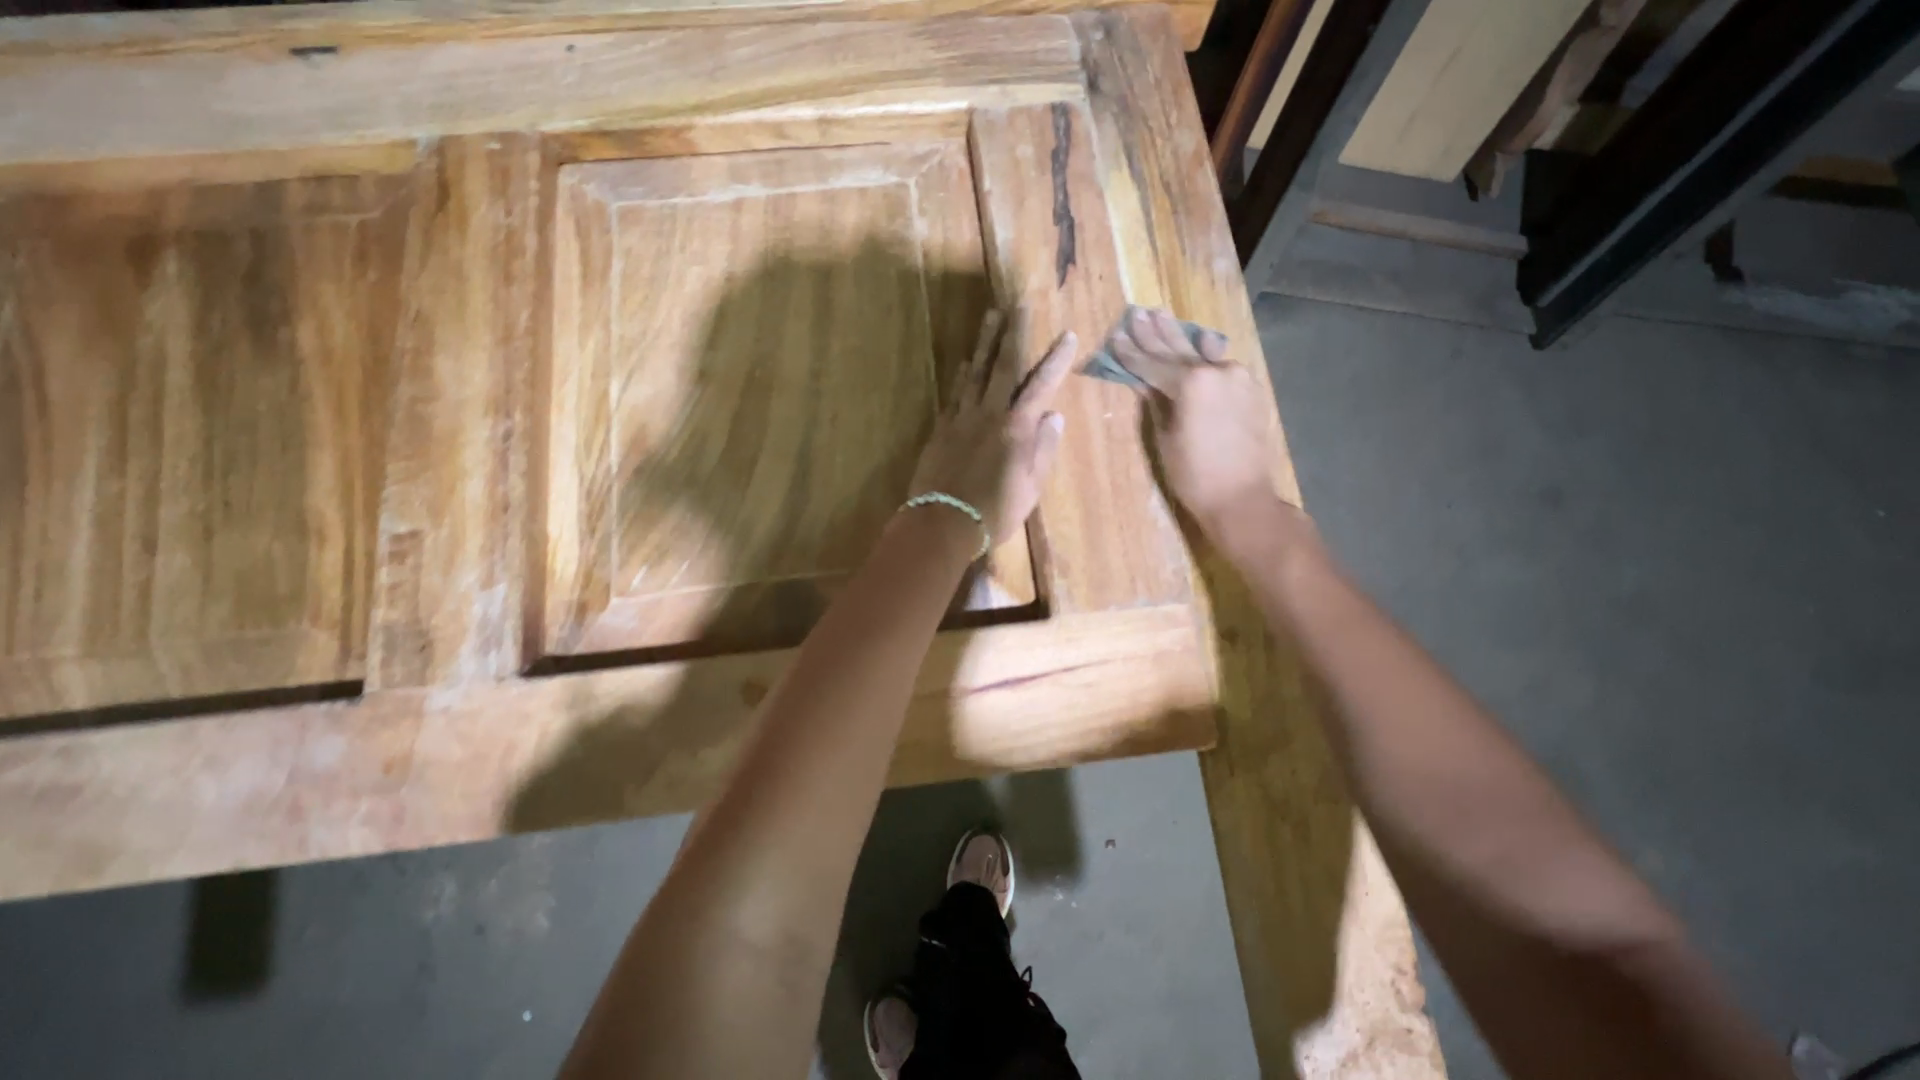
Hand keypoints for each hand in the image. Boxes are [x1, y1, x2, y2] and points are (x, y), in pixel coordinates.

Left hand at [909, 312, 1074, 546]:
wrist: (944, 522)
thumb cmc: (996, 511)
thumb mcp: (1031, 486)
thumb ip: (1043, 448)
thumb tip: (1054, 415)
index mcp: (1018, 429)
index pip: (1042, 385)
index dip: (1056, 359)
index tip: (1068, 335)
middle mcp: (991, 414)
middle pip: (1004, 366)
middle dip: (1015, 333)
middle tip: (1019, 303)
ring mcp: (963, 418)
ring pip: (976, 372)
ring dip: (986, 342)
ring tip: (991, 316)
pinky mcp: (942, 429)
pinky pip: (955, 393)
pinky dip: (963, 375)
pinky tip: (967, 362)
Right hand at [1105, 307, 1283, 531]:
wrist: (1242, 497)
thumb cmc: (1194, 475)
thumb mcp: (1165, 438)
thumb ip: (1156, 404)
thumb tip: (1146, 384)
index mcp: (1191, 383)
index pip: (1153, 364)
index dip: (1131, 353)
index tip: (1115, 337)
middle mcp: (1216, 371)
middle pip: (1177, 351)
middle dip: (1154, 335)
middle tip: (1136, 315)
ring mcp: (1237, 377)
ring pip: (1202, 353)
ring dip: (1179, 337)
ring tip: (1159, 315)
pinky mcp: (1249, 389)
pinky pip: (1222, 365)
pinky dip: (1206, 354)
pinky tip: (1199, 340)